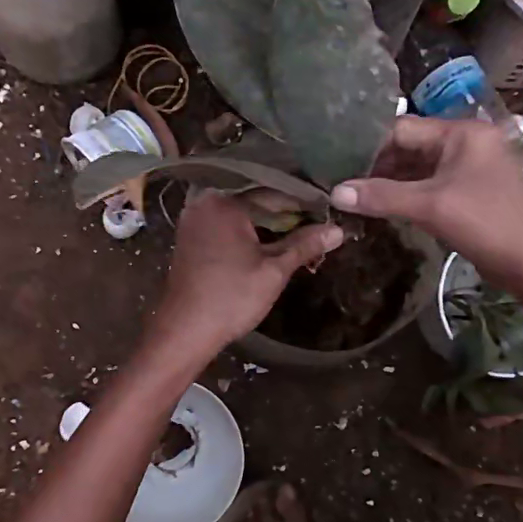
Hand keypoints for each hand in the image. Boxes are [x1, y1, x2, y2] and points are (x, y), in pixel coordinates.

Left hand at [153, 191, 344, 351]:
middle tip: (318, 214)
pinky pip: (225, 221)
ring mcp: (194, 219)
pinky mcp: (190, 236)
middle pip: (254, 196)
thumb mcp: (274, 270)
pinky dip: (247, 227)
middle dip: (285, 208)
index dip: (304, 200)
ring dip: (266, 218)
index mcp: (225, 201)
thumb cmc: (231, 298)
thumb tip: (338, 230)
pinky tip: (269, 236)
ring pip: (239, 210)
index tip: (328, 206)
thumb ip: (304, 245)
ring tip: (300, 224)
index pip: (274, 191)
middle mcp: (205, 201)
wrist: (184, 330)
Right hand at [330, 117, 522, 285]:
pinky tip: (382, 210)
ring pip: (418, 170)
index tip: (339, 167)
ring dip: (390, 185)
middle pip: (409, 148)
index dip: (369, 148)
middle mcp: (465, 144)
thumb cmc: (488, 222)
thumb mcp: (430, 206)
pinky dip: (406, 197)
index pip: (402, 129)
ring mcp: (468, 170)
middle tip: (343, 186)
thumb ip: (381, 197)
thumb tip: (335, 193)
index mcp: (461, 133)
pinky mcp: (468, 195)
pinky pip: (429, 188)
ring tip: (355, 199)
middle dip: (377, 167)